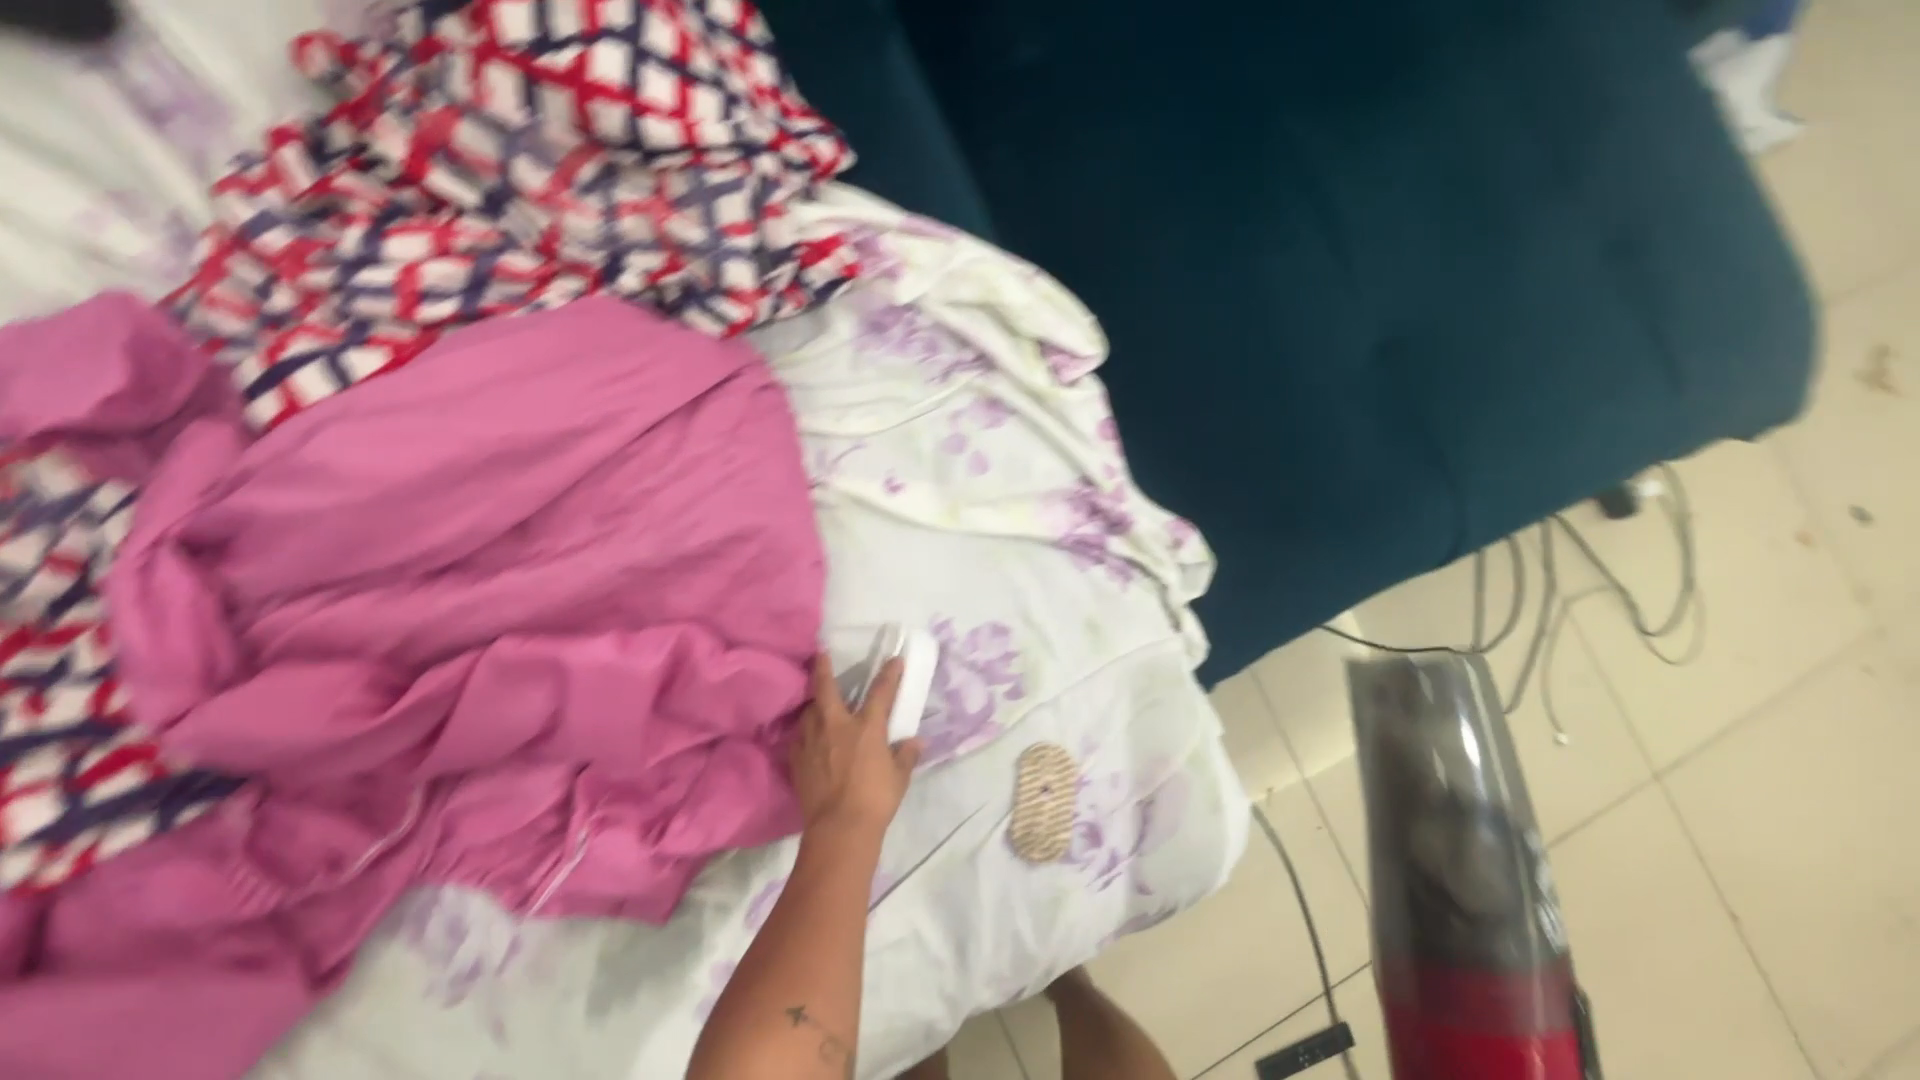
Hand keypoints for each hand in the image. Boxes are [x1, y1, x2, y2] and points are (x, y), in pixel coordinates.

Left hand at [790, 654, 923, 840]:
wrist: (839, 827)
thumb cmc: (876, 799)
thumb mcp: (899, 777)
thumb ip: (906, 755)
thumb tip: (915, 742)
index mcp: (866, 726)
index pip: (881, 691)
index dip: (890, 673)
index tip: (894, 660)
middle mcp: (836, 725)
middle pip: (826, 688)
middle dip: (824, 668)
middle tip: (821, 655)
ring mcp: (812, 740)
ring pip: (810, 711)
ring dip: (815, 705)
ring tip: (818, 705)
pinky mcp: (797, 759)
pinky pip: (799, 738)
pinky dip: (805, 733)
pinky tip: (808, 737)